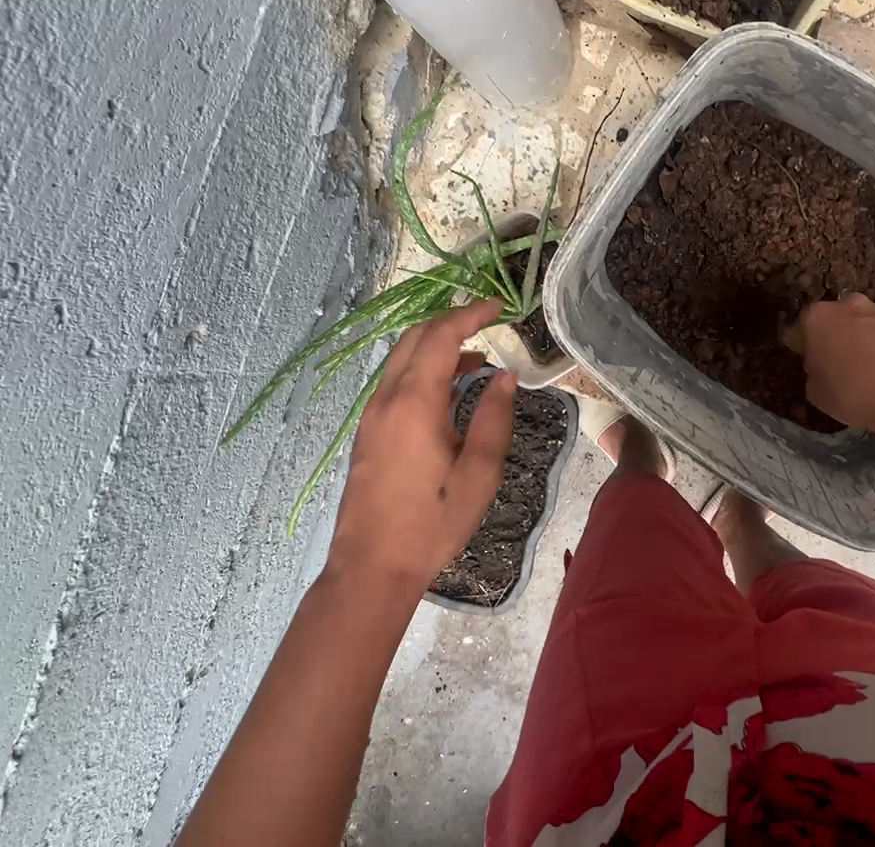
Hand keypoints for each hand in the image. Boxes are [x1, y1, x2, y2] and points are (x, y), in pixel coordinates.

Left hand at [327, 300, 515, 590]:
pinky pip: (396, 382)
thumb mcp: (479, 475)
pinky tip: (449, 391)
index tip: (500, 308)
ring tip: (477, 359)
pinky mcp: (369, 432)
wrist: (372, 567)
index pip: (441, 337)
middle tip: (488, 324)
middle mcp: (387, 400)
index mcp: (415, 404)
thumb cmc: (432, 524)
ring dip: (437, 347)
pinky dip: (423, 369)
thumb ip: (494, 419)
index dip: (471, 315)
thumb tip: (506, 377)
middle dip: (451, 322)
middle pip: (415, 338)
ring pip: (402, 359)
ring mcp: (372, 415)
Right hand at [790, 293, 874, 432]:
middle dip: (840, 334)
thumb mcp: (816, 392)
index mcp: (819, 317)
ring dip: (869, 338)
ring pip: (870, 322)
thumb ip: (814, 370)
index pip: (805, 324)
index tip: (814, 360)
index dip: (807, 343)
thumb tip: (822, 365)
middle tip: (845, 362)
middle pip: (840, 316)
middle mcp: (851, 304)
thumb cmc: (852, 394)